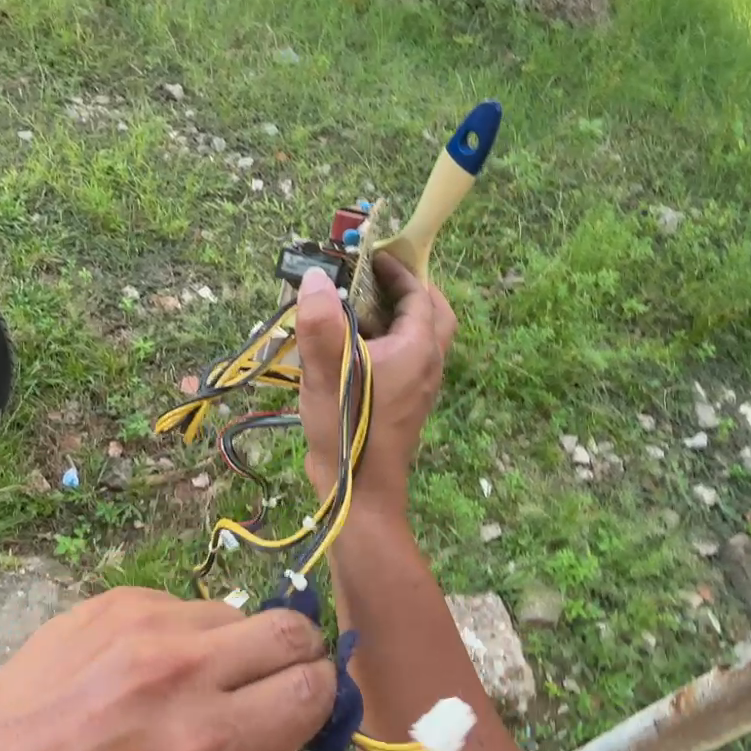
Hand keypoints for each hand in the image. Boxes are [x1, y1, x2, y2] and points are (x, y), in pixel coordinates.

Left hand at [0, 587, 334, 750]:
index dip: (319, 698)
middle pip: (291, 629)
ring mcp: (144, 623)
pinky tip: (142, 665)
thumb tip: (290, 706)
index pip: (312, 689)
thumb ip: (243, 749)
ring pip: (233, 612)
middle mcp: (184, 670)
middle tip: (276, 681)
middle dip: (297, 656)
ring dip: (232, 644)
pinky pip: (177, 603)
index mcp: (205, 742)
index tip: (308, 706)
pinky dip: (180, 631)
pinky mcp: (114, 598)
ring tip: (194, 679)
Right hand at [294, 253, 456, 520]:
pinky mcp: (404, 406)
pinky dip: (389, 343)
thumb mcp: (327, 370)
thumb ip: (320, 322)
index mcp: (417, 350)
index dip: (399, 272)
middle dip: (411, 292)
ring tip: (358, 309)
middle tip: (378, 280)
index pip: (420, 296)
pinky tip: (353, 350)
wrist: (358, 494)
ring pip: (421, 340)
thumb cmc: (348, 428)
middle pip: (433, 316)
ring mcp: (418, 389)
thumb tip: (316, 276)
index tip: (372, 256)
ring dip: (398, 318)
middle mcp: (427, 366)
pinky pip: (406, 361)